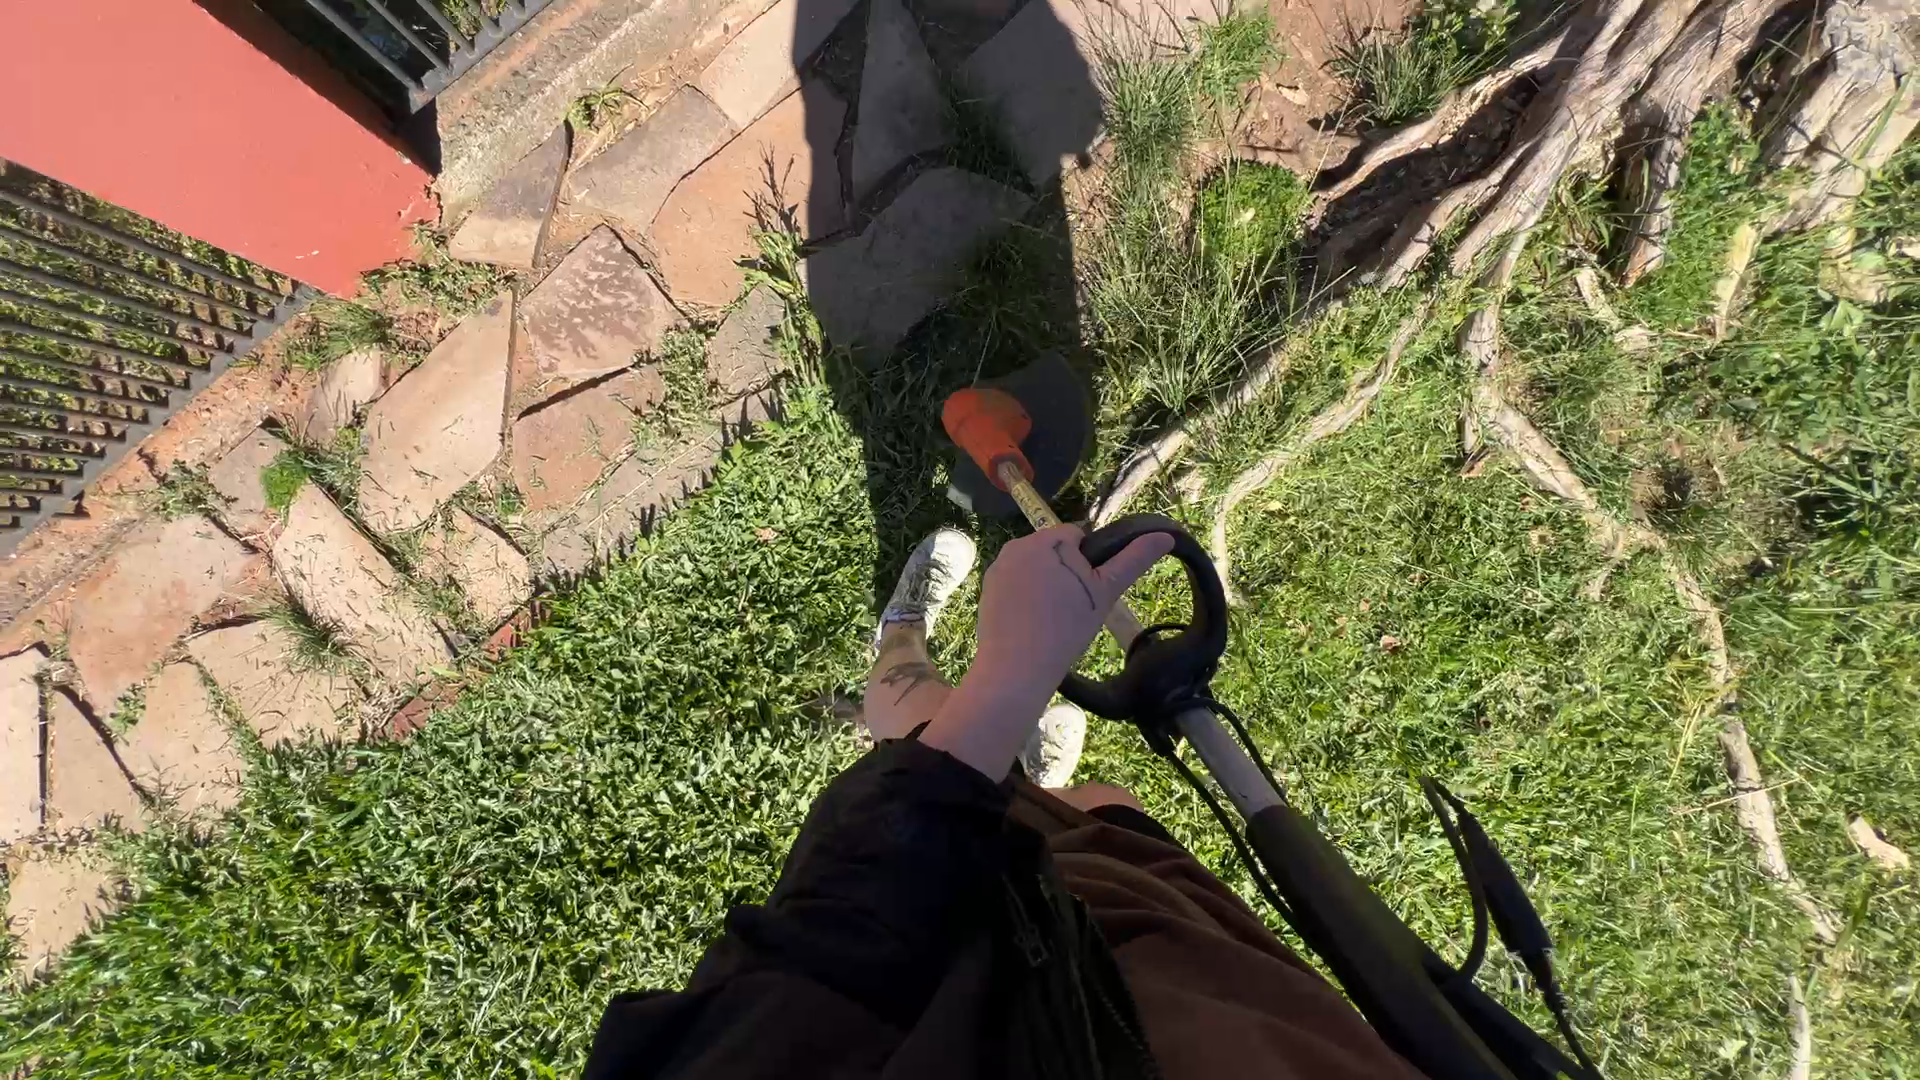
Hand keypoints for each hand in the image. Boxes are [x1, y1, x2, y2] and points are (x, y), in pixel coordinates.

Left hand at [921, 524, 1172, 777]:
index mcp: (1044, 539)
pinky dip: (1026, 598)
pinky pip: (1016, 585)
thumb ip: (1133, 560)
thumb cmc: (1066, 627)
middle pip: (1054, 551)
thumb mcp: (1105, 592)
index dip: (1088, 563)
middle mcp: (1015, 546)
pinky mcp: (986, 589)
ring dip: (1047, 584)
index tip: (1088, 592)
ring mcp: (996, 568)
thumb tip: (1167, 536)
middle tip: (1073, 609)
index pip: (1076, 536)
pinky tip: (1032, 624)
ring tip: (1053, 619)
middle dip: (1066, 572)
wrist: (1016, 668)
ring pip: (1035, 568)